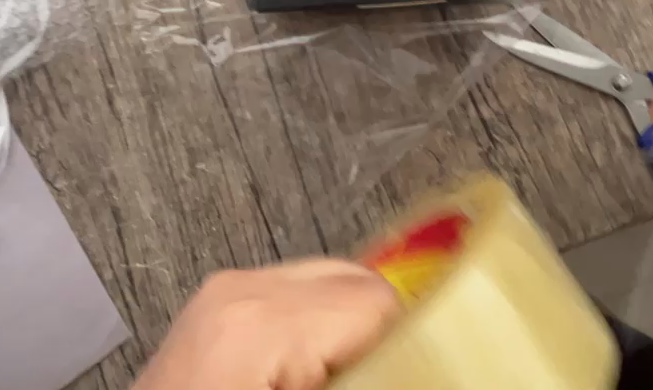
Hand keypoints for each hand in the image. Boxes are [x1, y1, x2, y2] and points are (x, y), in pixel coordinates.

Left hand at [132, 258, 400, 389]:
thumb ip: (359, 373)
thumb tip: (409, 360)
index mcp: (258, 322)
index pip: (373, 299)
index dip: (411, 333)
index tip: (431, 356)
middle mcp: (241, 287)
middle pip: (355, 279)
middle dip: (384, 329)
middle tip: (402, 362)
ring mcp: (227, 288)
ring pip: (329, 280)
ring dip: (353, 328)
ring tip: (356, 367)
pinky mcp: (221, 299)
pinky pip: (297, 291)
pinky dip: (320, 325)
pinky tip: (318, 366)